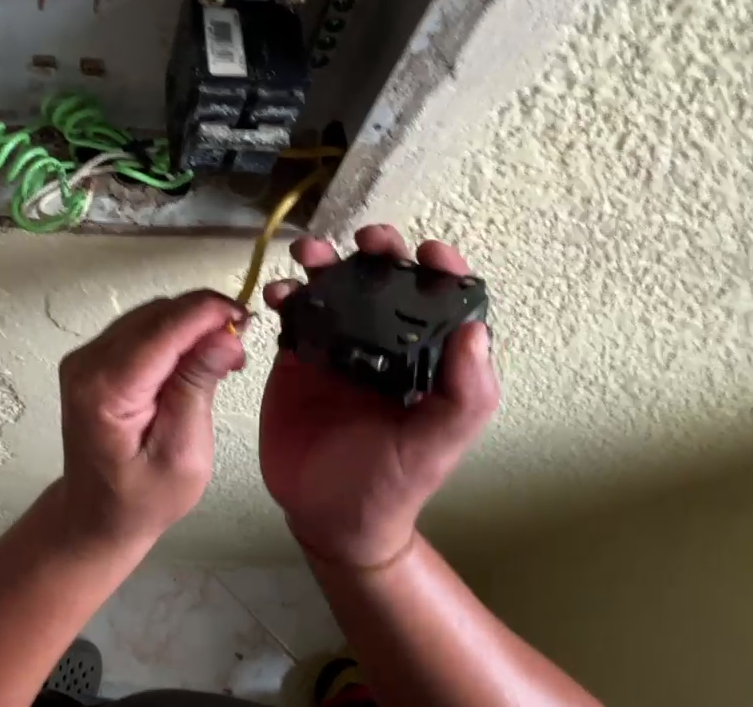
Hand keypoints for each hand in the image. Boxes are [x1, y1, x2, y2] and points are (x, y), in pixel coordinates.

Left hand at [55, 290, 247, 548]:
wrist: (96, 514)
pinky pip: (139, 328)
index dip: (206, 313)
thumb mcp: (183, 455)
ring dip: (189, 324)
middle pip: (155, 316)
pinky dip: (172, 333)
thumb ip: (198, 388)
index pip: (162, 330)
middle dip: (202, 318)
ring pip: (148, 316)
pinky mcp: (92, 357)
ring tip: (223, 354)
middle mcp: (87, 363)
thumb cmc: (142, 498)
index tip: (245, 315)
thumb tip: (225, 335)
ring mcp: (85, 357)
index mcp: (105, 390)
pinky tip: (194, 356)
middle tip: (240, 344)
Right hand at [259, 226, 497, 567]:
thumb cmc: (389, 482)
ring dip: (323, 261)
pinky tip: (277, 295)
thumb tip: (475, 331)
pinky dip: (283, 294)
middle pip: (384, 281)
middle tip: (368, 240)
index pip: (441, 303)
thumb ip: (464, 395)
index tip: (429, 251)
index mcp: (424, 359)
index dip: (440, 270)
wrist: (324, 513)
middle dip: (379, 251)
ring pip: (333, 286)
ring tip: (308, 253)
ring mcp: (337, 345)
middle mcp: (382, 343)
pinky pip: (292, 312)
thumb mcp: (435, 445)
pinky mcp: (297, 354)